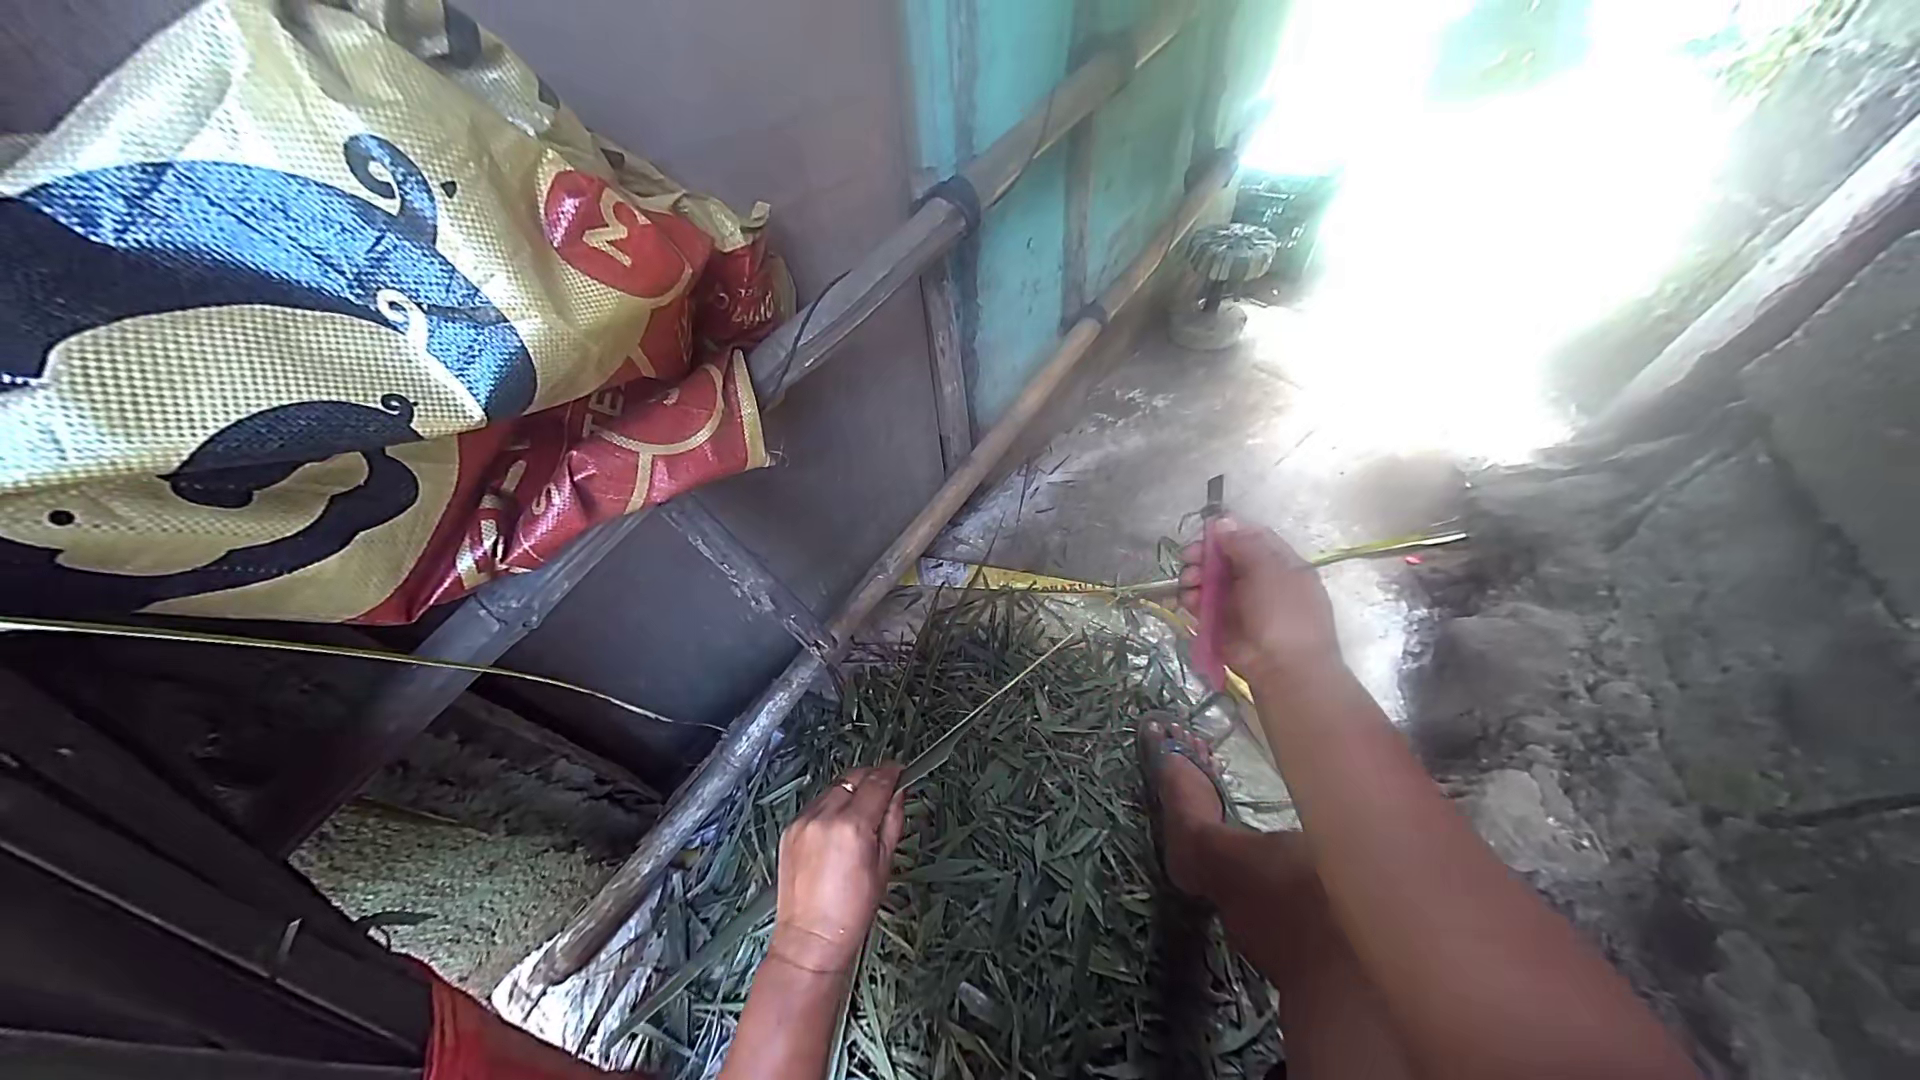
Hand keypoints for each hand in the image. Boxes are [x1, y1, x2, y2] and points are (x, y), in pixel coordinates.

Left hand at [769, 764, 906, 975]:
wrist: (810, 938)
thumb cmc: (853, 909)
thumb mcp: (885, 864)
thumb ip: (892, 820)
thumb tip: (898, 792)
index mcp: (853, 826)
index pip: (877, 781)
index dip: (892, 773)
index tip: (900, 772)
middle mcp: (825, 817)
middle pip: (854, 777)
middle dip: (872, 779)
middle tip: (884, 790)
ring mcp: (804, 821)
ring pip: (835, 787)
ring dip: (851, 791)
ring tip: (861, 813)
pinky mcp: (790, 829)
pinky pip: (817, 804)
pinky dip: (831, 806)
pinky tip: (838, 827)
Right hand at [1181, 518, 1342, 686]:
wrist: (1285, 670)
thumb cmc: (1284, 614)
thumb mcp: (1270, 570)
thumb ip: (1244, 543)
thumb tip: (1222, 522)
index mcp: (1280, 564)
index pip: (1250, 537)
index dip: (1227, 532)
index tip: (1204, 533)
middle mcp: (1259, 581)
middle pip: (1224, 558)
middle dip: (1203, 556)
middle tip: (1188, 558)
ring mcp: (1239, 604)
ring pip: (1209, 581)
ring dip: (1194, 577)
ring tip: (1188, 583)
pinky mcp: (1221, 625)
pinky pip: (1201, 606)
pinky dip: (1191, 600)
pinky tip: (1186, 601)